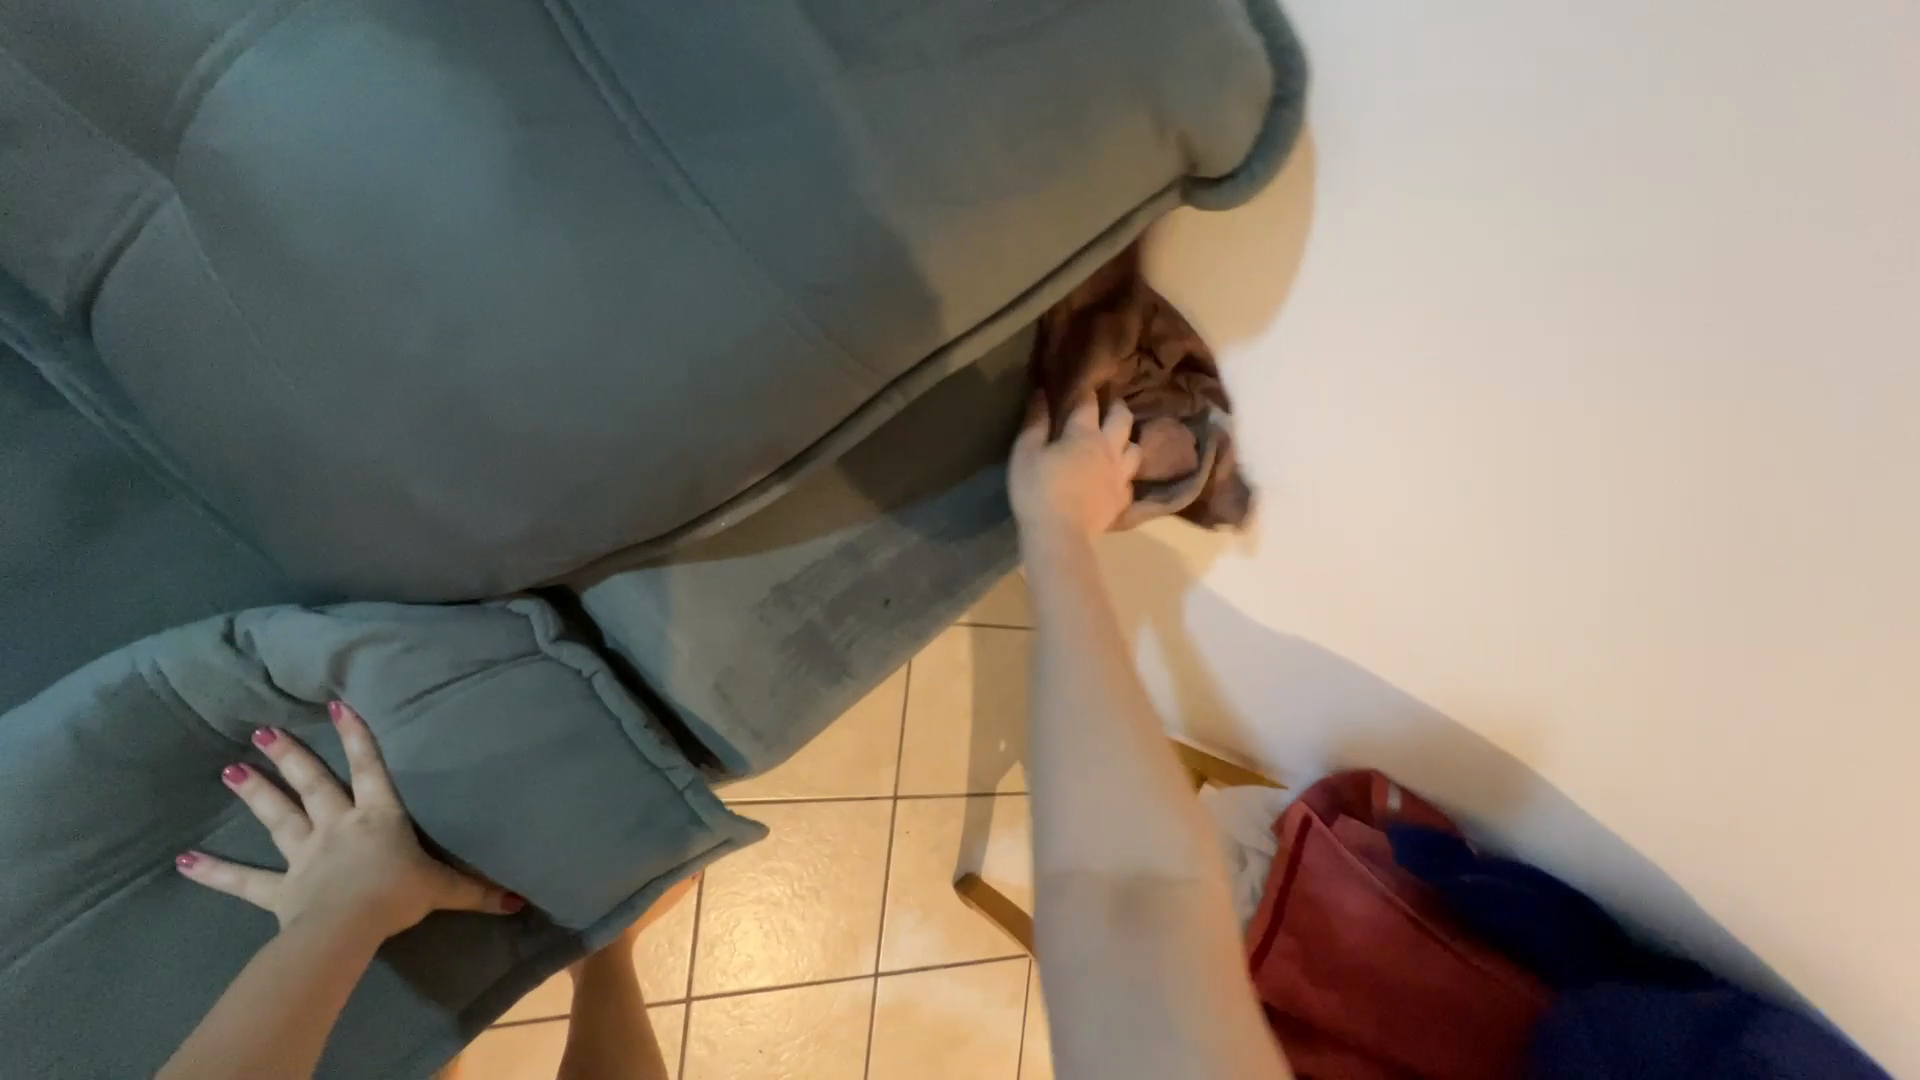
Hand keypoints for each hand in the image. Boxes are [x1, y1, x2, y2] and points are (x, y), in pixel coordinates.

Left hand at [176, 701, 523, 939]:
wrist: (348, 928)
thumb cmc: (400, 895)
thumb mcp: (448, 889)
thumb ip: (481, 891)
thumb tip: (522, 899)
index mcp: (380, 816)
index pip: (370, 768)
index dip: (356, 736)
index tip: (337, 704)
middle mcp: (339, 825)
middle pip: (313, 784)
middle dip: (290, 756)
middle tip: (262, 730)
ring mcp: (305, 855)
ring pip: (279, 817)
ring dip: (256, 793)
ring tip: (231, 769)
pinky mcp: (279, 888)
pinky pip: (243, 880)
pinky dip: (212, 871)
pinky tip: (182, 860)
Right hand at [1009, 396, 1141, 542]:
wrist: (1060, 536)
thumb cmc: (1037, 491)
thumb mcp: (1026, 453)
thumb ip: (1035, 422)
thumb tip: (1042, 393)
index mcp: (1084, 434)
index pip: (1088, 402)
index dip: (1086, 390)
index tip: (1083, 381)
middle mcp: (1109, 449)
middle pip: (1123, 418)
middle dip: (1117, 406)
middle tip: (1108, 405)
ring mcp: (1120, 475)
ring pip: (1135, 448)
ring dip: (1127, 440)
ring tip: (1117, 441)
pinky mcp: (1122, 499)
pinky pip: (1130, 480)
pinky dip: (1124, 474)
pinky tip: (1115, 477)